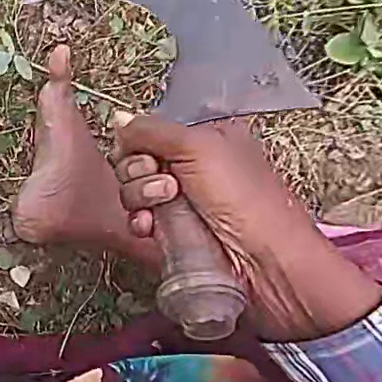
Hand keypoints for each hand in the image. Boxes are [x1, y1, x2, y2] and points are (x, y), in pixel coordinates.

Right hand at [113, 115, 381, 340]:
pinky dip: (138, 222)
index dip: (139, 141)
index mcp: (204, 137)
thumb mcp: (200, 147)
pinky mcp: (168, 229)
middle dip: (138, 171)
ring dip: (138, 197)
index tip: (149, 154)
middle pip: (134, 159)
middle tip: (166, 183)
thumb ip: (152, 130)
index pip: (150, 130)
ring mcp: (178, 199)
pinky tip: (150, 227)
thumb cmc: (244, 200)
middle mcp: (190, 166)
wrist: (262, 262)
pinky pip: (135, 218)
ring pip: (130, 189)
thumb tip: (119, 119)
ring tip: (163, 205)